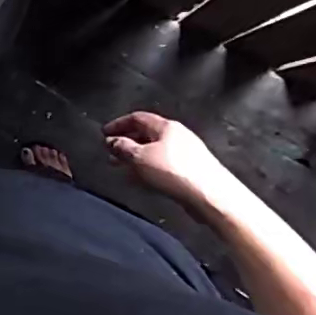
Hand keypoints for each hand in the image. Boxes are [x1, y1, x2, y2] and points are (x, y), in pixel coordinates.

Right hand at [103, 111, 242, 213]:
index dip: (118, 124)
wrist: (210, 196)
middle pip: (146, 134)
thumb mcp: (139, 157)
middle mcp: (177, 136)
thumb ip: (122, 147)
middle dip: (126, 142)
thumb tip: (112, 141)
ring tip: (122, 167)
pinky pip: (163, 164)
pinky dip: (148, 168)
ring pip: (154, 150)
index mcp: (166, 127)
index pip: (137, 118)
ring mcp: (186, 153)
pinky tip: (141, 179)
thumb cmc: (175, 172)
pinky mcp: (190, 170)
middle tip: (111, 151)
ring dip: (135, 157)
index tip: (105, 133)